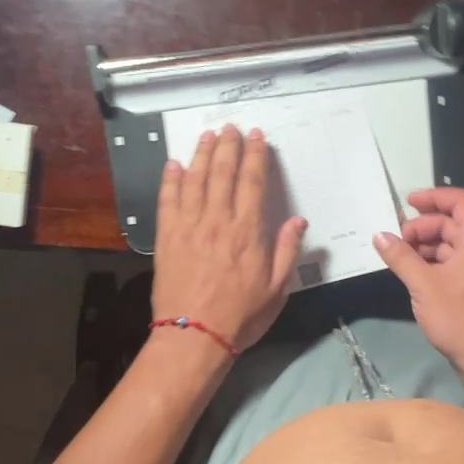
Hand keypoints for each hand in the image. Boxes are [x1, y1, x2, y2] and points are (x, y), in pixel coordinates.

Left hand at [153, 125, 307, 350]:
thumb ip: (286, 250)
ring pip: (195, 179)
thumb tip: (298, 219)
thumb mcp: (277, 288)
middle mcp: (218, 220)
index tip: (257, 137)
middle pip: (223, 172)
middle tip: (231, 127)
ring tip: (208, 136)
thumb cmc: (241, 315)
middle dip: (228, 146)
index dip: (255, 156)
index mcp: (247, 231)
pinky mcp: (166, 237)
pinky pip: (167, 200)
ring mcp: (188, 226)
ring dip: (202, 154)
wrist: (194, 336)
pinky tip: (174, 164)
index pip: (253, 182)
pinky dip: (171, 179)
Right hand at [372, 187, 463, 362]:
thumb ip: (400, 256)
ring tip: (398, 254)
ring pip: (448, 242)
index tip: (408, 202)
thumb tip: (379, 235)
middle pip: (452, 222)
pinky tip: (409, 270)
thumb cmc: (457, 316)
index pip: (462, 201)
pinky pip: (449, 260)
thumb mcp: (423, 284)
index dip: (436, 196)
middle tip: (396, 238)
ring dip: (423, 243)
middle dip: (422, 225)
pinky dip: (429, 259)